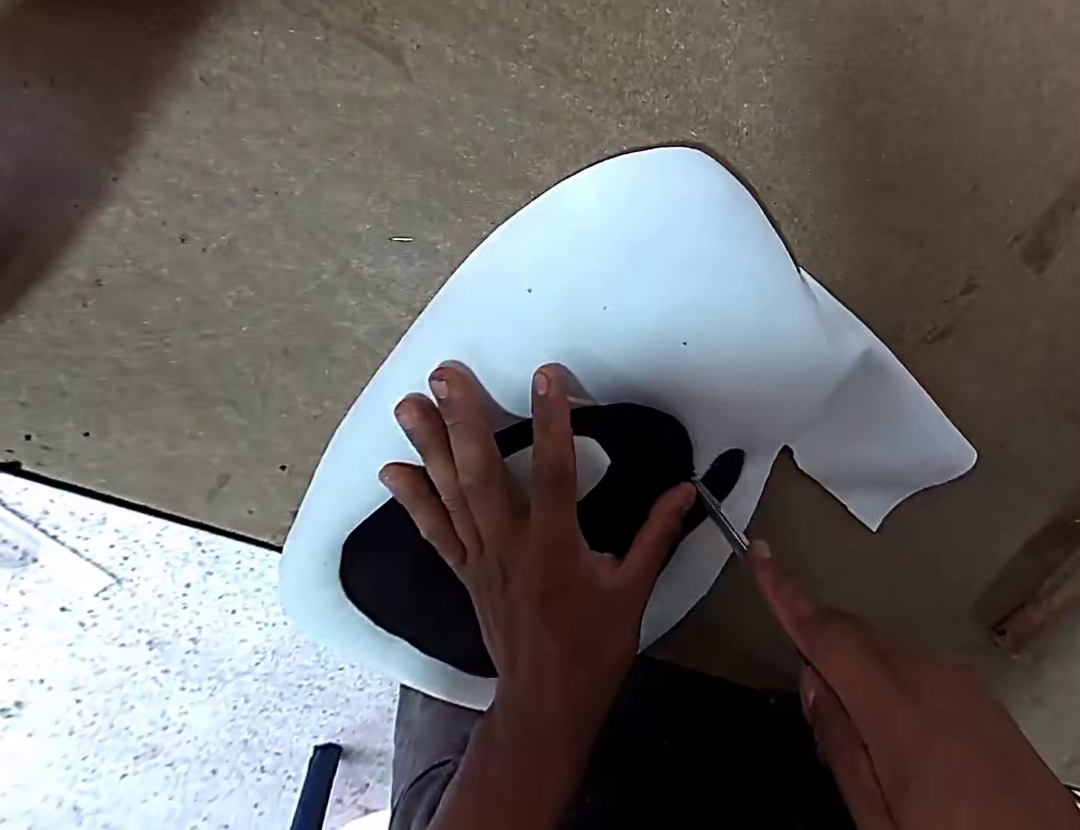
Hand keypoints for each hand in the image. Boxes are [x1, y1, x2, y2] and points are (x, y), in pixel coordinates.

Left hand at [380, 362, 694, 751]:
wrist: (545, 703)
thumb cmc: (594, 645)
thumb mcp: (635, 589)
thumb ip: (657, 533)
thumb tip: (686, 490)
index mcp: (555, 547)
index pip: (555, 472)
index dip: (551, 422)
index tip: (545, 376)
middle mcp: (509, 546)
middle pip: (482, 475)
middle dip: (462, 421)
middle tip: (443, 376)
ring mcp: (480, 559)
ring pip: (451, 496)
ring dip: (428, 448)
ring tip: (408, 405)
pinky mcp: (466, 573)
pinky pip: (436, 532)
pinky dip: (413, 500)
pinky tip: (393, 470)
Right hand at [753, 546, 1079, 829]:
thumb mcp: (880, 824)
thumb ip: (841, 744)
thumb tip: (813, 680)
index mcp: (897, 707)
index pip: (826, 633)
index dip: (786, 592)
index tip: (762, 552)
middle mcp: (930, 674)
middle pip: (855, 637)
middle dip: (822, 647)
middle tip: (813, 706)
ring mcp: (961, 680)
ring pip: (885, 654)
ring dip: (858, 674)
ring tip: (864, 744)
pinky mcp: (981, 695)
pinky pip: (917, 670)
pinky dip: (890, 685)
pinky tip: (903, 741)